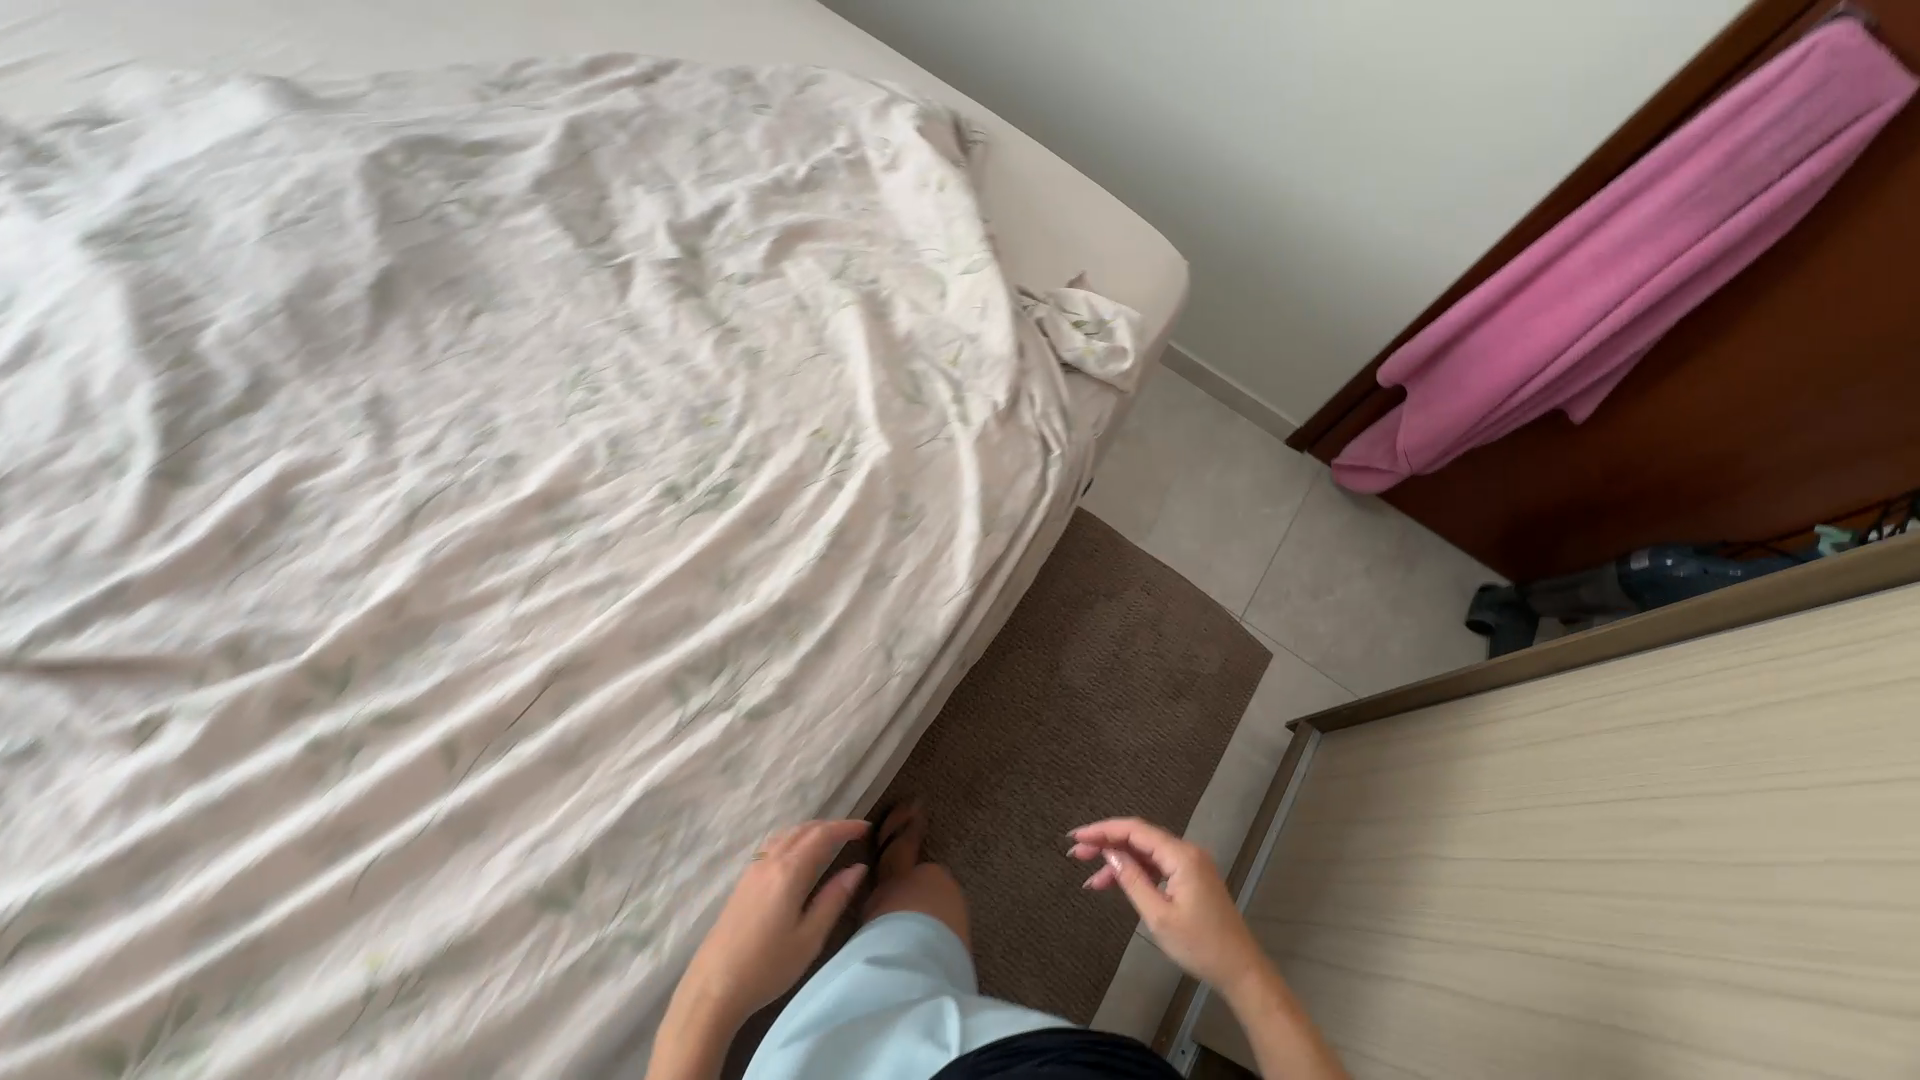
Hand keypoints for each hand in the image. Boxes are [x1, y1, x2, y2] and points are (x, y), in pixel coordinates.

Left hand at [677, 819, 869, 1025]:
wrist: (713, 988)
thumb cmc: (767, 967)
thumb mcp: (810, 938)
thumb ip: (834, 898)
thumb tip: (858, 868)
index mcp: (789, 872)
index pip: (822, 836)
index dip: (846, 827)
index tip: (866, 829)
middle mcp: (769, 862)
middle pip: (803, 829)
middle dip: (830, 826)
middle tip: (853, 833)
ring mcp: (752, 871)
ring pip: (785, 835)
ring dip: (810, 830)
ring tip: (830, 840)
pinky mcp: (742, 883)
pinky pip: (772, 846)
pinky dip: (792, 839)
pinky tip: (797, 856)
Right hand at [1069, 818, 1263, 994]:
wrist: (1240, 970)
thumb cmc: (1199, 946)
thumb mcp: (1158, 916)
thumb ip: (1132, 880)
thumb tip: (1109, 853)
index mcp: (1181, 856)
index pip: (1135, 830)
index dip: (1103, 830)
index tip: (1076, 837)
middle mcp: (1187, 852)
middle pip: (1139, 838)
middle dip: (1106, 843)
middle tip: (1075, 853)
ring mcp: (1191, 864)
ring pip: (1146, 852)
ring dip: (1118, 860)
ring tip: (1090, 877)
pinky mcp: (1191, 877)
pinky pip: (1157, 865)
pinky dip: (1135, 872)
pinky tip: (1114, 883)